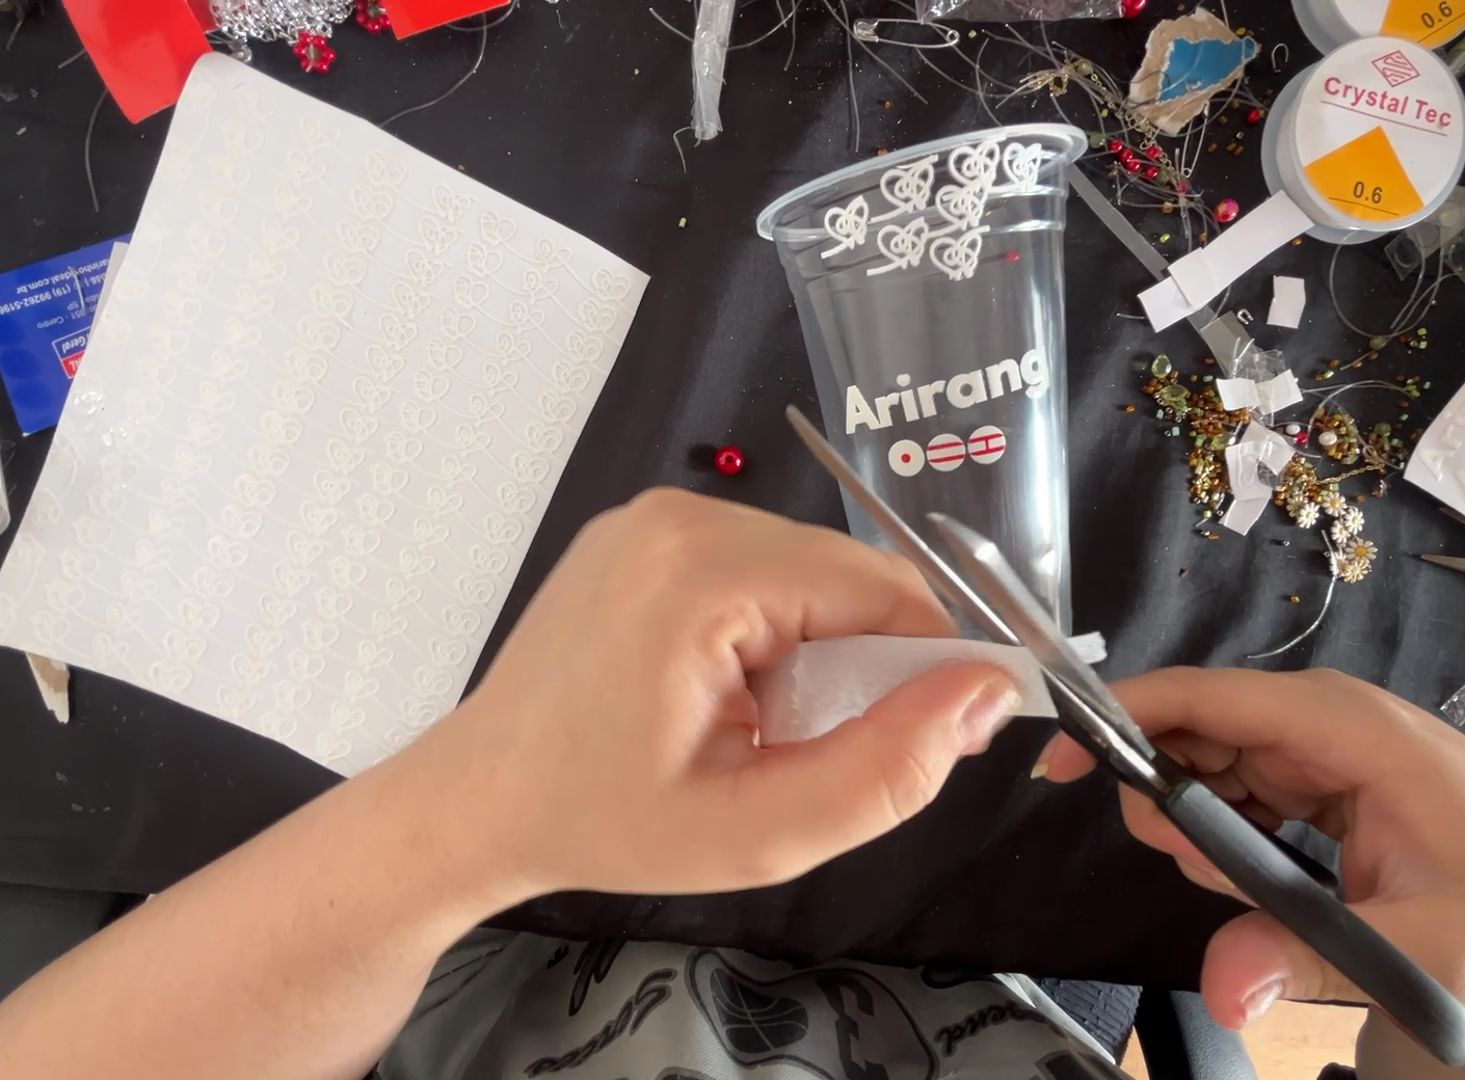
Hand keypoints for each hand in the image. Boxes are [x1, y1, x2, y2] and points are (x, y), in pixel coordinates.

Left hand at [407, 488, 1019, 898]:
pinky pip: (752, 559)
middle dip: (864, 656)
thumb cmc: (606, 823)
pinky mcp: (641, 527)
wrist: (481, 796)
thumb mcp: (758, 830)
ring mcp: (653, 512)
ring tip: (761, 715)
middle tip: (819, 740)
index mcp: (702, 573)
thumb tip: (983, 691)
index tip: (926, 734)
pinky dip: (771, 616)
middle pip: (841, 571)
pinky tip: (725, 677)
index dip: (925, 662)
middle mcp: (679, 515)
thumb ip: (887, 768)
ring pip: (803, 564)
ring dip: (816, 639)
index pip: (879, 588)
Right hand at [1037, 668, 1464, 1031]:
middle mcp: (1311, 717)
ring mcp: (1305, 743)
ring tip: (1235, 882)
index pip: (1198, 694)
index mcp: (1340, 723)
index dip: (1117, 717)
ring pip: (1194, 757)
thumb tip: (1219, 991)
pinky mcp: (1303, 772)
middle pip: (1183, 726)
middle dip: (1159, 794)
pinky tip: (1248, 873)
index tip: (1058, 763)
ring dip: (1187, 820)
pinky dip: (1212, 829)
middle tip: (1190, 866)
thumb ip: (1320, 958)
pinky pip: (1221, 783)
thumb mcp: (1444, 953)